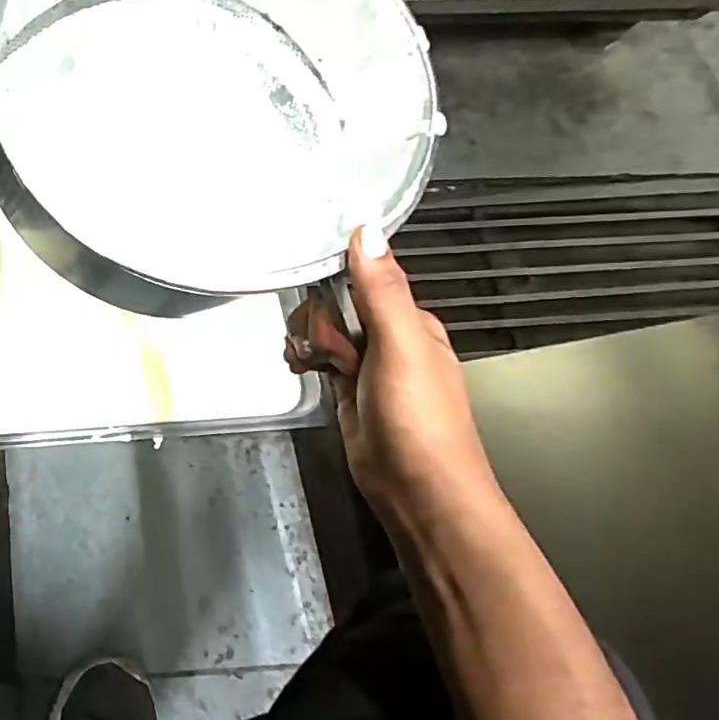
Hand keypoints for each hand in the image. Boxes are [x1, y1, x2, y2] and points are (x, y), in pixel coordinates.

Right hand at [285, 226, 499, 510]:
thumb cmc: (418, 418)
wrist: (416, 488)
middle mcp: (390, 339)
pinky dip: (306, 361)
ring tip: (308, 364)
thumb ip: (381, 290)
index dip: (333, 290)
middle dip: (318, 325)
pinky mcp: (349, 389)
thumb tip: (368, 231)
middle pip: (335, 308)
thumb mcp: (401, 346)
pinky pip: (320, 359)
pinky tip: (301, 370)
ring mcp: (368, 366)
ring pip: (324, 333)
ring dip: (308, 343)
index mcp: (410, 321)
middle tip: (327, 353)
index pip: (360, 282)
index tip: (323, 311)